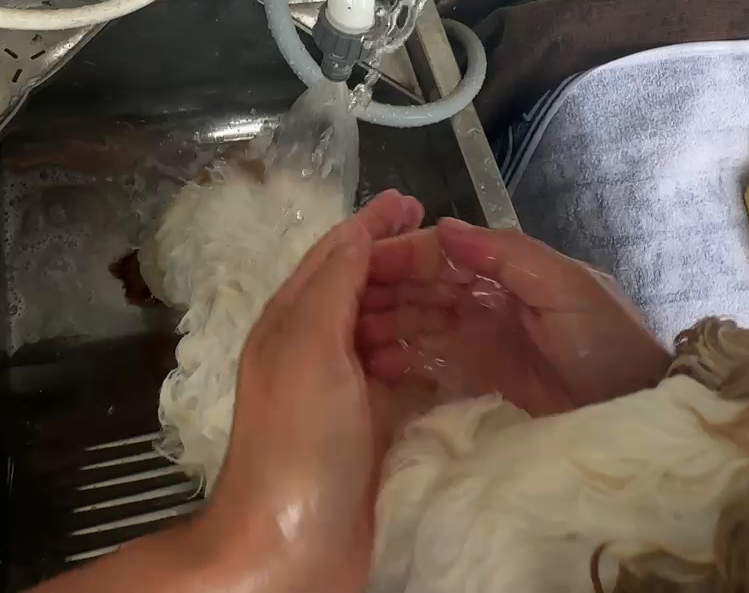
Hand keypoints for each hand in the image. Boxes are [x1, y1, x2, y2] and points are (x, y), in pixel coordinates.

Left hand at [197, 189, 424, 591]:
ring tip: (458, 282)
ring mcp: (339, 382)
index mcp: (293, 317)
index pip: (336, 252)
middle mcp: (312, 341)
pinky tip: (445, 340)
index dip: (372, 223)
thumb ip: (331, 286)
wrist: (291, 547)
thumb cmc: (298, 440)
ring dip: (413, 297)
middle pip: (359, 282)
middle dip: (399, 256)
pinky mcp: (364, 418)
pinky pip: (395, 364)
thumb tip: (356, 233)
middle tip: (449, 240)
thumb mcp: (310, 348)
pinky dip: (418, 343)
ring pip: (379, 321)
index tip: (412, 200)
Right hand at [357, 218, 668, 415]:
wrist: (640, 419)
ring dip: (383, 323)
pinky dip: (400, 358)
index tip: (358, 264)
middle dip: (381, 290)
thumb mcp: (567, 286)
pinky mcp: (478, 377)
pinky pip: (429, 359)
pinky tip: (372, 364)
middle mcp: (485, 297)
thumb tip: (440, 226)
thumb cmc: (606, 343)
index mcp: (504, 268)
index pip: (440, 254)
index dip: (400, 255)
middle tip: (339, 307)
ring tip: (346, 337)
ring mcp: (480, 338)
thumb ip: (506, 253)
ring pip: (418, 320)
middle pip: (421, 286)